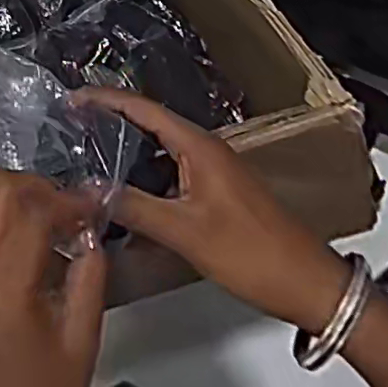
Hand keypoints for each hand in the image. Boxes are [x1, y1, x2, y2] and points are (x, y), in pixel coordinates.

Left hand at [0, 170, 109, 386]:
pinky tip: (22, 217)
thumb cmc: (40, 381)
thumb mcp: (81, 339)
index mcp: (6, 281)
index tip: (94, 203)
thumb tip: (92, 230)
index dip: (67, 201)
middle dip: (40, 186)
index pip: (32, 212)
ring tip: (47, 207)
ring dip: (15, 184)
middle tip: (70, 206)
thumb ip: (91, 278)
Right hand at [77, 87, 351, 333]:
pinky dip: (142, 161)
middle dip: (108, 112)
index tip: (70, 98)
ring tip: (89, 140)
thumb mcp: (185, 232)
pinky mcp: (216, 186)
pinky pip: (169, 161)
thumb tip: (85, 188)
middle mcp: (205, 147)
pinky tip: (125, 177)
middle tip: (71, 116)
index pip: (141, 107)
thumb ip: (132, 206)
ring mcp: (212, 166)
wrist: (317, 290)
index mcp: (197, 145)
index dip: (103, 98)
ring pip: (158, 141)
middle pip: (148, 118)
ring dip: (124, 136)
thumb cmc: (255, 255)